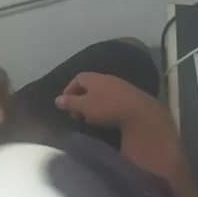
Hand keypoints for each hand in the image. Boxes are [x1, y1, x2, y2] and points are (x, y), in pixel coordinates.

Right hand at [56, 73, 171, 134]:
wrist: (140, 112)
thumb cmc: (107, 107)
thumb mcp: (84, 107)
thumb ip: (70, 103)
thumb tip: (57, 99)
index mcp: (93, 78)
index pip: (77, 78)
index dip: (69, 90)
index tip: (66, 104)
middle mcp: (107, 78)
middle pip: (90, 86)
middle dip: (81, 99)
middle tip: (78, 114)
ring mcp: (120, 86)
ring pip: (102, 93)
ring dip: (94, 104)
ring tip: (91, 119)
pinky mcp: (131, 95)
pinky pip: (113, 99)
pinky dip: (106, 107)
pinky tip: (107, 118)